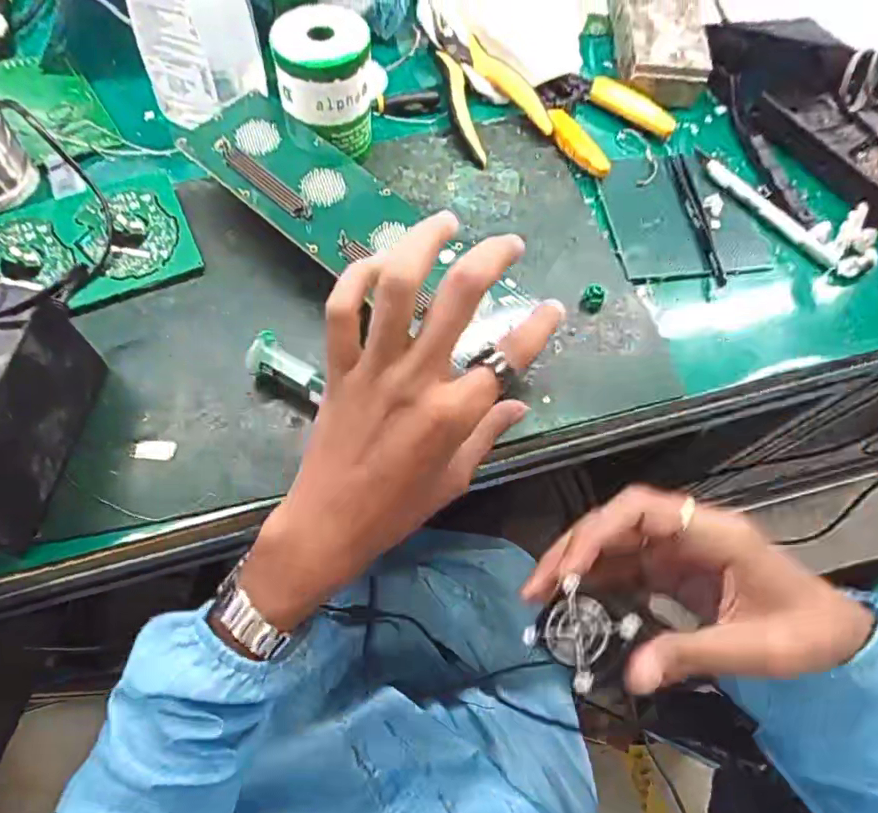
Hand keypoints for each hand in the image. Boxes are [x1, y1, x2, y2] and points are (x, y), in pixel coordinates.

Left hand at [237, 212, 565, 632]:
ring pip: (395, 287)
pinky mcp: (337, 371)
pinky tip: (374, 263)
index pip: (509, 355)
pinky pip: (339, 313)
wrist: (328, 524)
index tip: (550, 309)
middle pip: (459, 296)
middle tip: (508, 244)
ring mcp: (372, 369)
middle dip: (492, 257)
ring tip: (443, 223)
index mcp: (453, 412)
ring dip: (421, 243)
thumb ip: (487, 436)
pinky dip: (353, 280)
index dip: (537, 327)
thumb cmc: (395, 511)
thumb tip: (518, 406)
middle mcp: (415, 378)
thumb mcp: (453, 480)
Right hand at [521, 485, 873, 693]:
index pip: (641, 511)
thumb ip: (692, 655)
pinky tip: (568, 602)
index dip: (597, 532)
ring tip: (538, 596)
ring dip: (570, 565)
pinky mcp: (667, 572)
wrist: (837, 640)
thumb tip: (633, 677)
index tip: (570, 571)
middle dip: (568, 551)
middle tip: (535, 589)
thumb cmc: (807, 635)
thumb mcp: (755, 649)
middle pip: (612, 523)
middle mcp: (687, 533)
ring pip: (608, 544)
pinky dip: (589, 582)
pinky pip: (618, 568)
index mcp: (714, 534)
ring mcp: (675, 551)